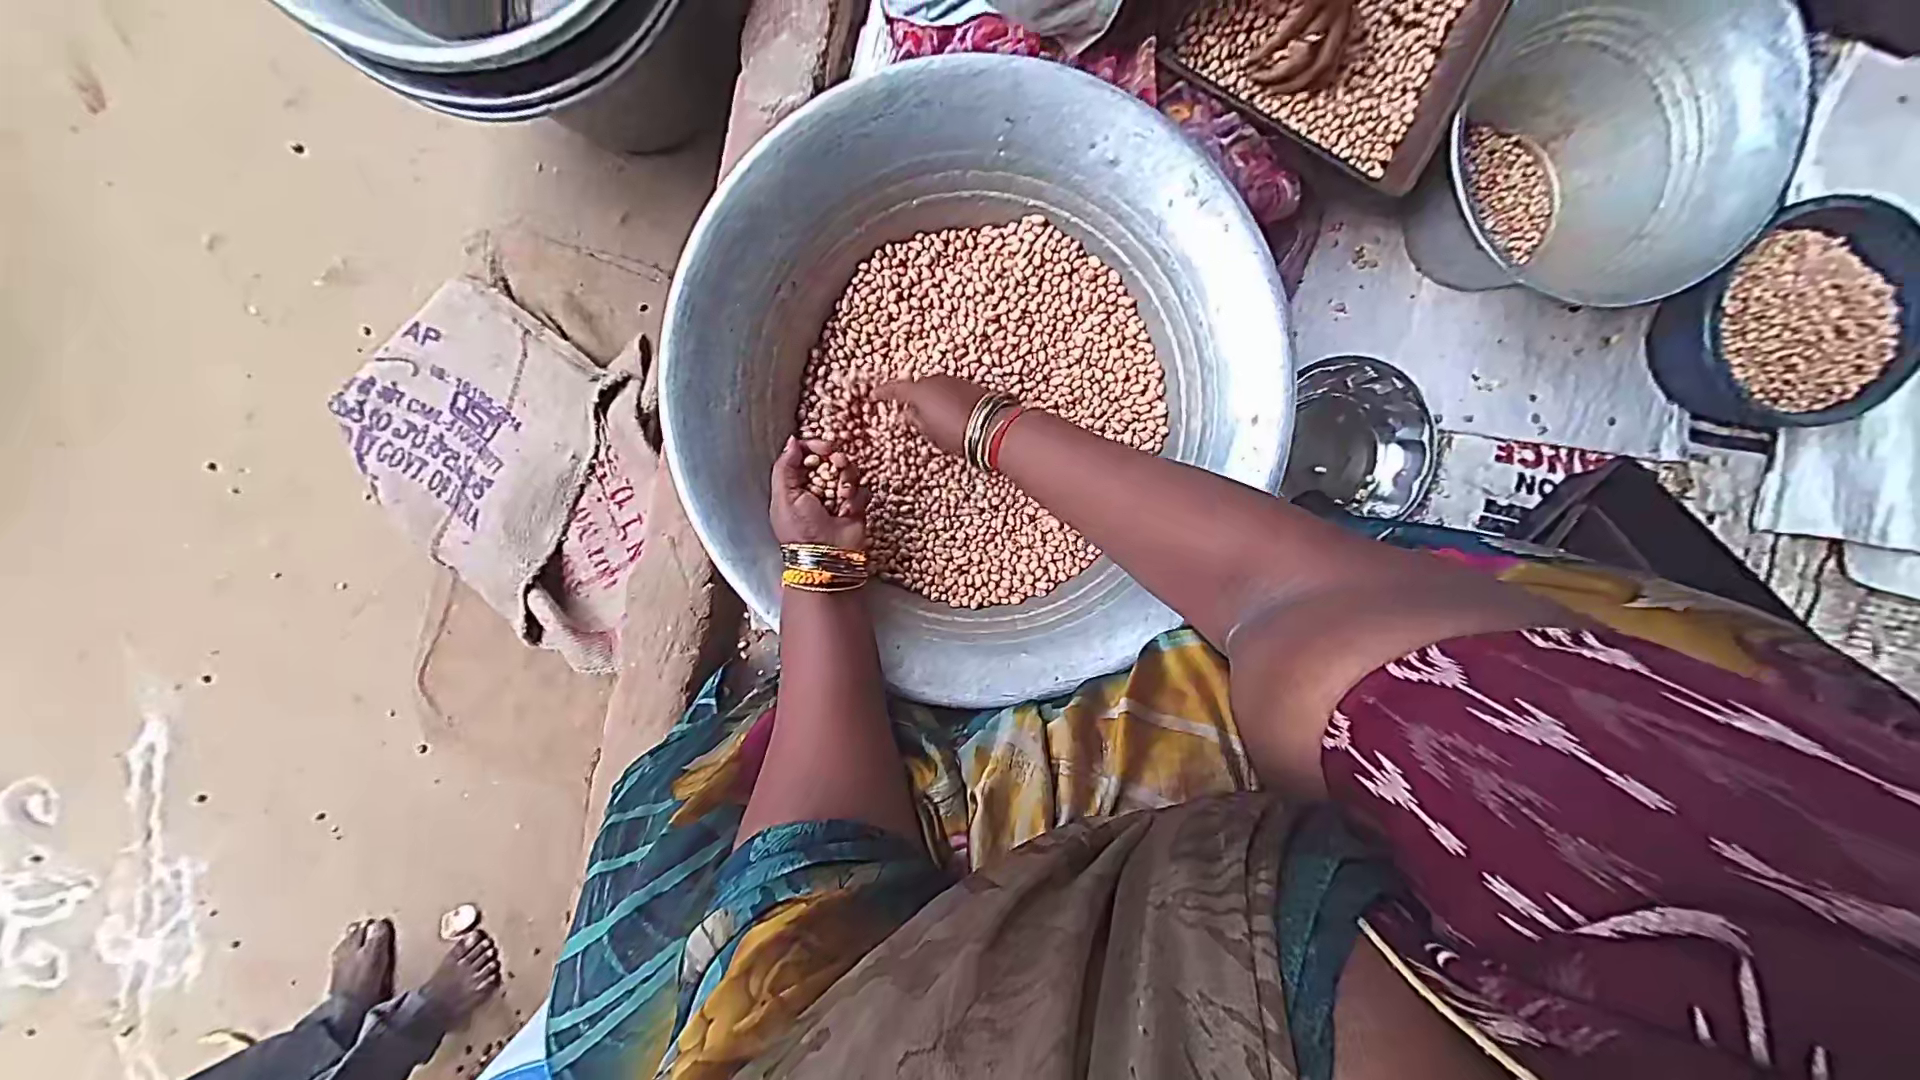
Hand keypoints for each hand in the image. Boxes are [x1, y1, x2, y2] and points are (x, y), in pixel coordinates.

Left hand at [770, 436, 868, 549]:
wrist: (826, 556)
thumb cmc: (800, 530)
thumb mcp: (783, 496)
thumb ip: (785, 467)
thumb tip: (793, 442)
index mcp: (796, 484)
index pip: (806, 454)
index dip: (814, 446)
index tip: (823, 446)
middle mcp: (817, 487)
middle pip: (830, 458)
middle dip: (835, 457)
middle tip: (837, 461)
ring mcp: (837, 496)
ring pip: (848, 471)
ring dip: (847, 476)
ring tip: (843, 491)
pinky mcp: (855, 506)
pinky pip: (862, 490)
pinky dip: (856, 495)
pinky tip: (849, 507)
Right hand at [873, 375, 992, 457]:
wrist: (994, 428)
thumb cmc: (957, 433)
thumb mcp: (930, 432)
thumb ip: (915, 421)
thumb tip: (906, 414)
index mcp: (919, 391)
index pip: (895, 389)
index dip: (883, 393)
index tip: (874, 395)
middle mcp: (935, 380)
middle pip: (917, 386)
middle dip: (912, 397)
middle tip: (906, 410)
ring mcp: (954, 380)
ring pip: (935, 388)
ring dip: (930, 399)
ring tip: (930, 415)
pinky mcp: (970, 385)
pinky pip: (950, 390)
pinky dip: (944, 399)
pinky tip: (948, 413)